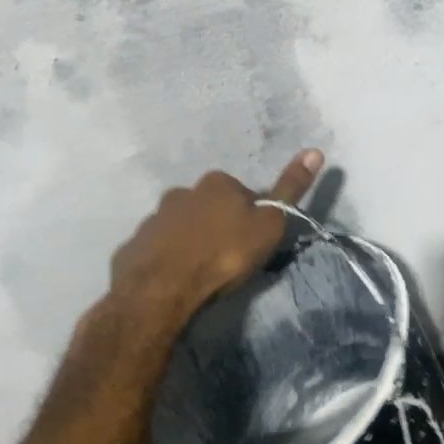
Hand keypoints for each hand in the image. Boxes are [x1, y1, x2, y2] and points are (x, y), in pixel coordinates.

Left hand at [108, 149, 323, 323]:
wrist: (160, 294)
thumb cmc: (224, 255)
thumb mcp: (270, 223)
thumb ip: (290, 188)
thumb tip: (315, 150)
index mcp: (216, 183)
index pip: (240, 193)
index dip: (249, 215)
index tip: (251, 240)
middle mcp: (180, 192)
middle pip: (206, 206)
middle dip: (215, 224)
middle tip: (226, 256)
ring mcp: (150, 220)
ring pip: (177, 227)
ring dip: (188, 241)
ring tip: (199, 272)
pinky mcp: (129, 249)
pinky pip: (153, 250)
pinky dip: (163, 260)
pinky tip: (172, 281)